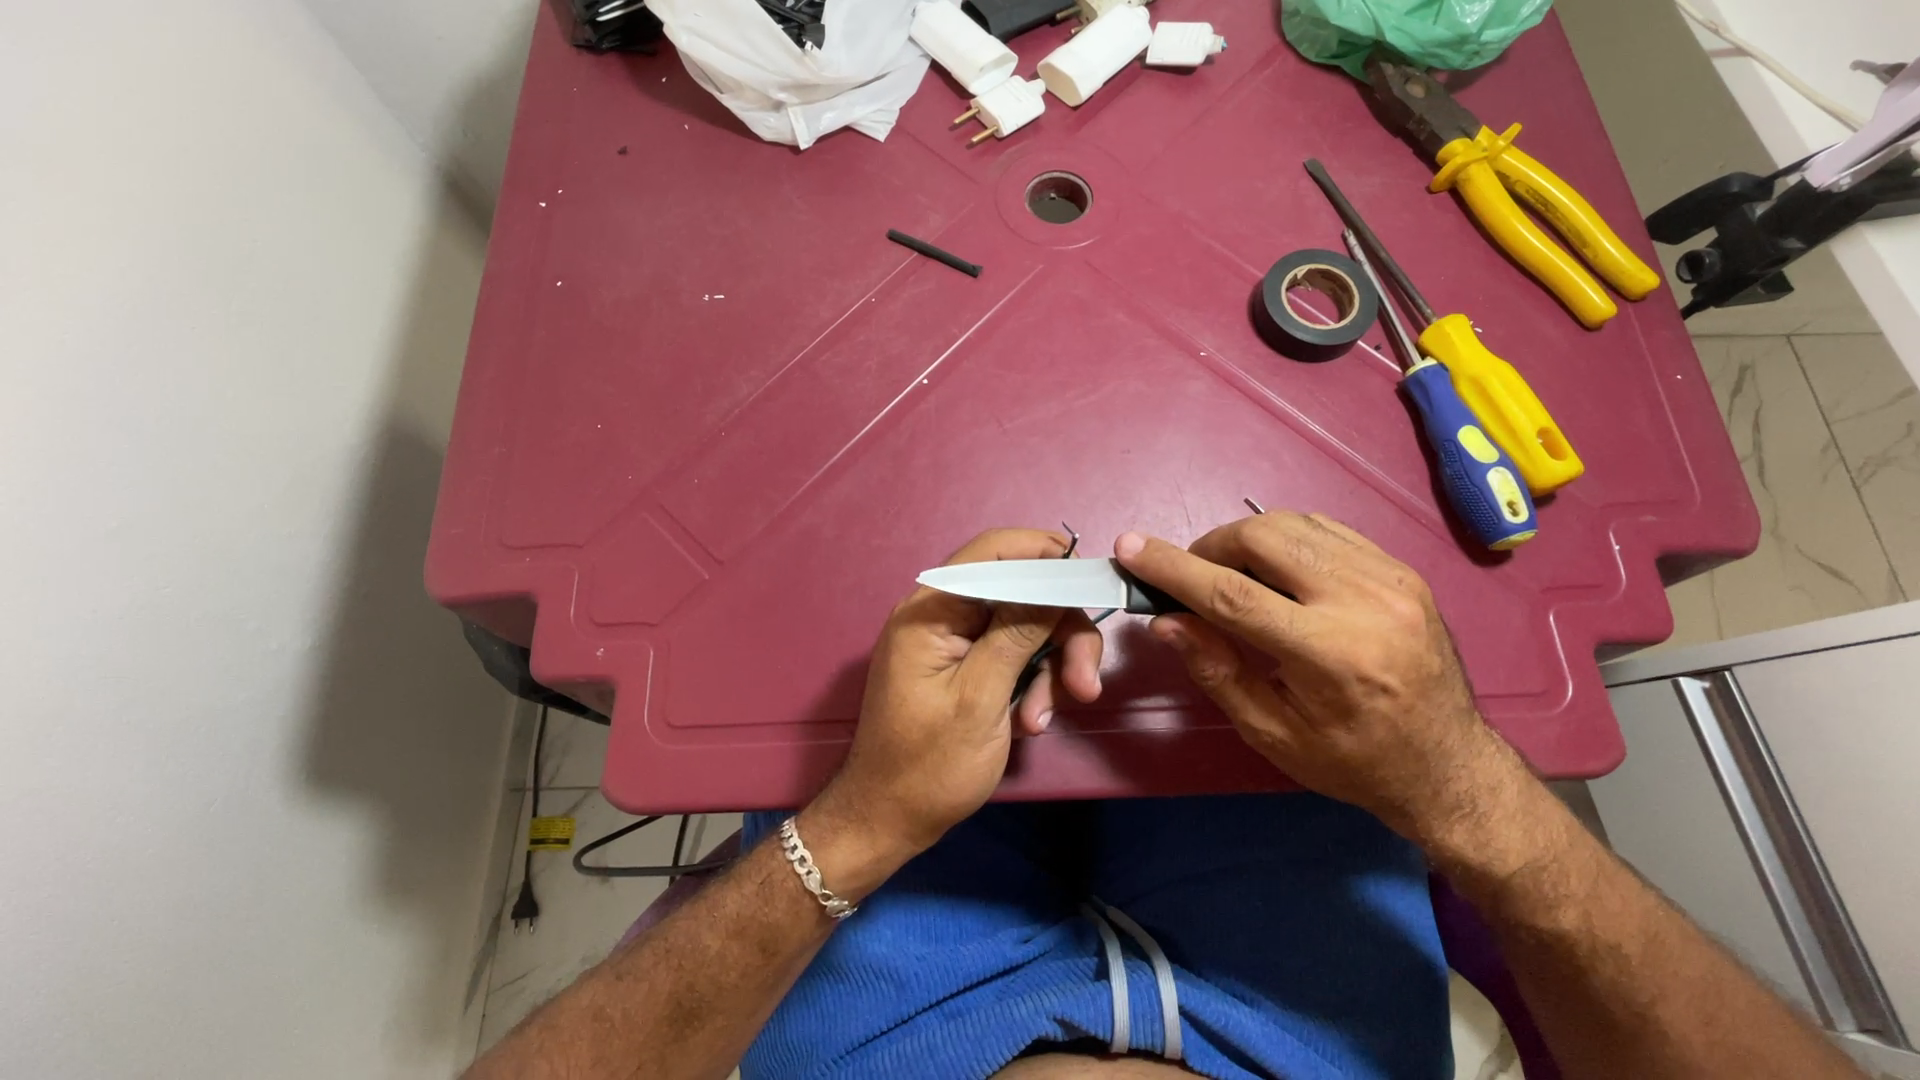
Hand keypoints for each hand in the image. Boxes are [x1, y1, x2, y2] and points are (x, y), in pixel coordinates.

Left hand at [810, 529, 1104, 875]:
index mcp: (932, 610)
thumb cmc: (929, 764)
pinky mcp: (967, 668)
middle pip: (1021, 593)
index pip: (993, 551)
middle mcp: (942, 615)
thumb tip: (1054, 577)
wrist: (891, 820)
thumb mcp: (981, 697)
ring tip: (1042, 719)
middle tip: (1084, 684)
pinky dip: (1032, 685)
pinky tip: (1029, 723)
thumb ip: (1017, 632)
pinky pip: (1014, 657)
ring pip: (1026, 628)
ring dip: (1049, 669)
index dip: (1045, 554)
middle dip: (1060, 634)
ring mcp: (955, 643)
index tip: (1090, 581)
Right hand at [1114, 512, 1502, 839]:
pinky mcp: (1401, 569)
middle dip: (1210, 547)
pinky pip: (1325, 529)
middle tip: (1190, 576)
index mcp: (1331, 655)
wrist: (1447, 765)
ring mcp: (1391, 578)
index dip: (1174, 568)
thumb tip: (1167, 622)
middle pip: (1264, 539)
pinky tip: (1273, 570)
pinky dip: (1284, 540)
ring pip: (1294, 524)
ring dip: (1245, 540)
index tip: (1131, 548)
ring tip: (1229, 574)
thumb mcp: (1272, 733)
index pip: (1234, 594)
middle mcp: (1365, 602)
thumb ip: (1217, 671)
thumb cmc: (1352, 761)